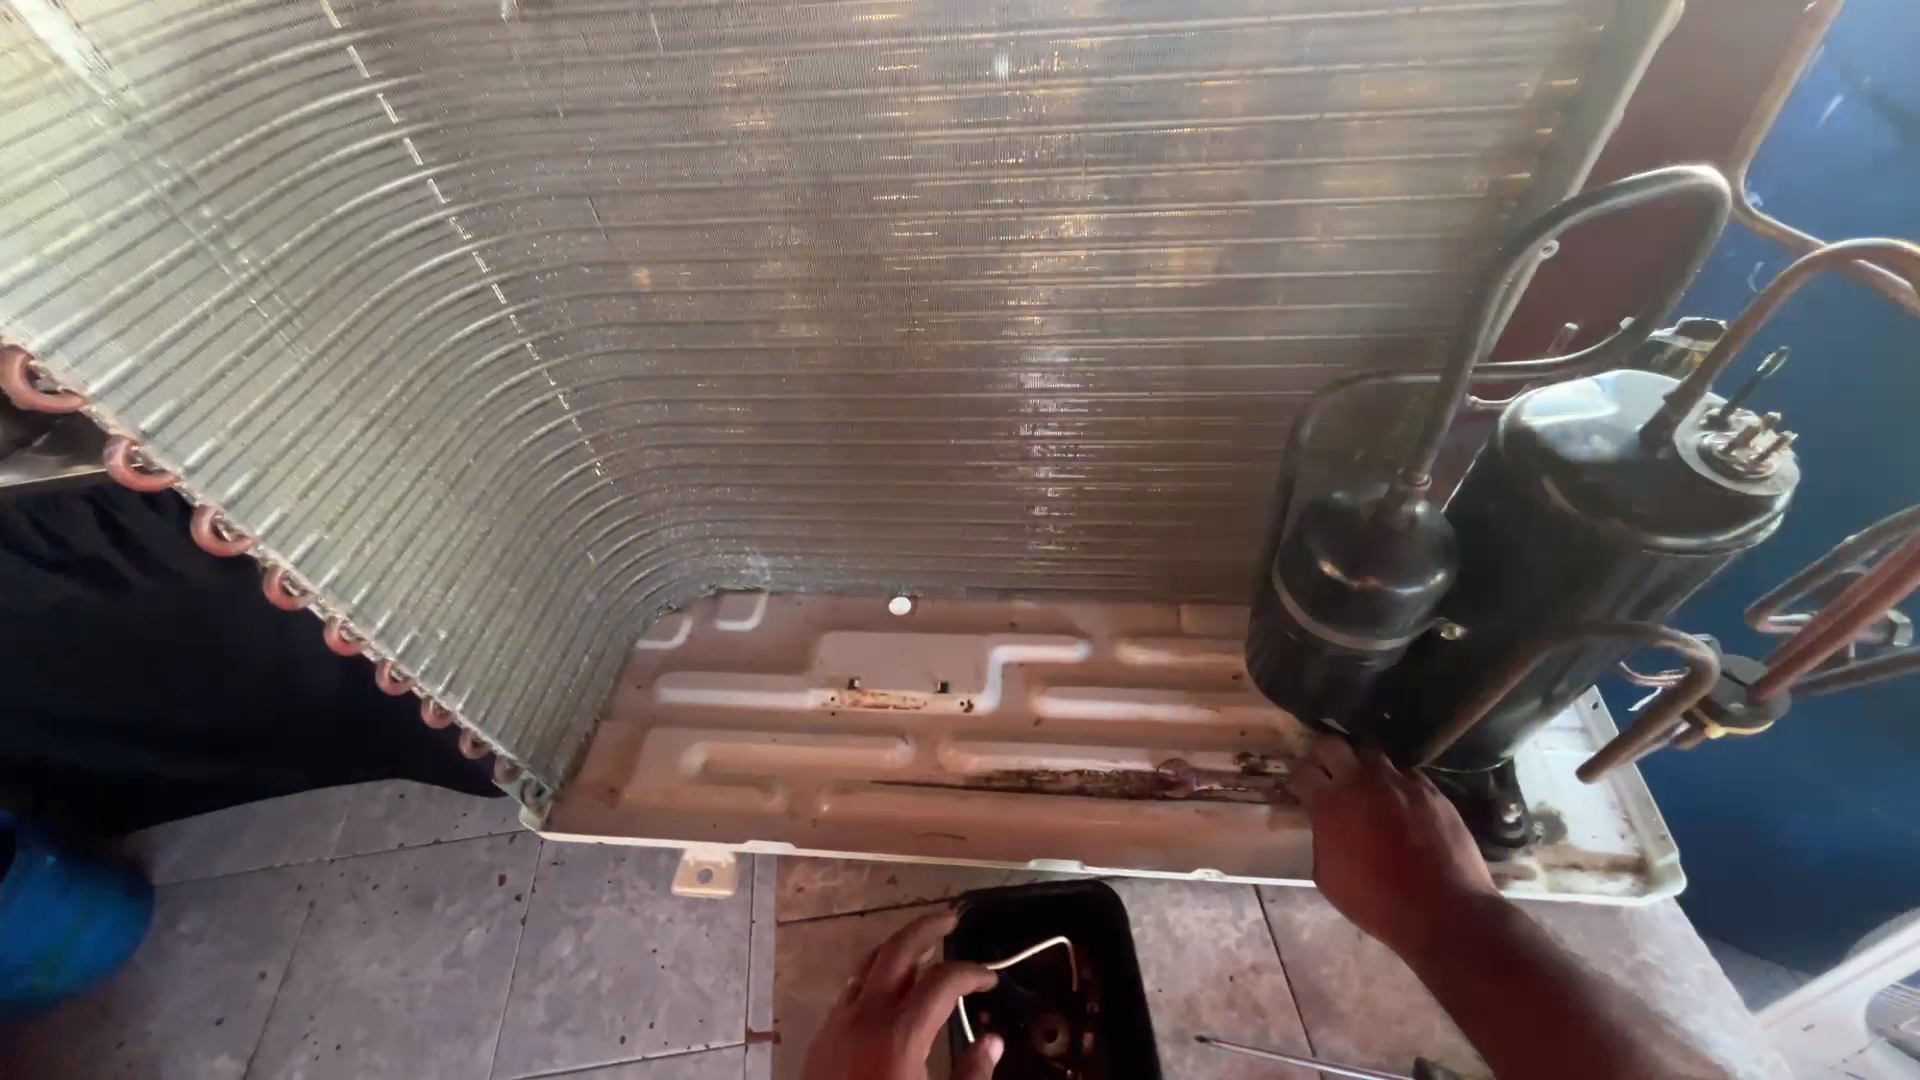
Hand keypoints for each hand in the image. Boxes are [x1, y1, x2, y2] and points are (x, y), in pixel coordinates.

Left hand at [800, 910, 1003, 1079]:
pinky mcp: (819, 1041)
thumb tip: (992, 1039)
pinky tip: (889, 989)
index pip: (942, 981)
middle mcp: (865, 1017)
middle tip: (953, 918)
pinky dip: (874, 974)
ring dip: (898, 947)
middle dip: (928, 928)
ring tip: (923, 945)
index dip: (971, 971)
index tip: (991, 976)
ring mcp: (837, 1025)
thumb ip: (971, 1077)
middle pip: (899, 950)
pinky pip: (850, 989)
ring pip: (868, 963)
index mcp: (898, 1035)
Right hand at [1292, 734, 1499, 955]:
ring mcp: (1398, 783)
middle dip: (1325, 754)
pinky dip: (1397, 783)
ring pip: (1371, 753)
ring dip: (1363, 765)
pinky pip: (1406, 774)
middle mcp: (1360, 782)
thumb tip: (1325, 826)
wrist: (1445, 913)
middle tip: (1330, 772)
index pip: (1302, 768)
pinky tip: (1401, 803)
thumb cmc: (1376, 903)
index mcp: (1328, 804)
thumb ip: (1321, 838)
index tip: (1305, 785)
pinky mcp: (1430, 791)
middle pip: (1332, 744)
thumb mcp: (1327, 876)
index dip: (1301, 775)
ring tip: (1368, 784)